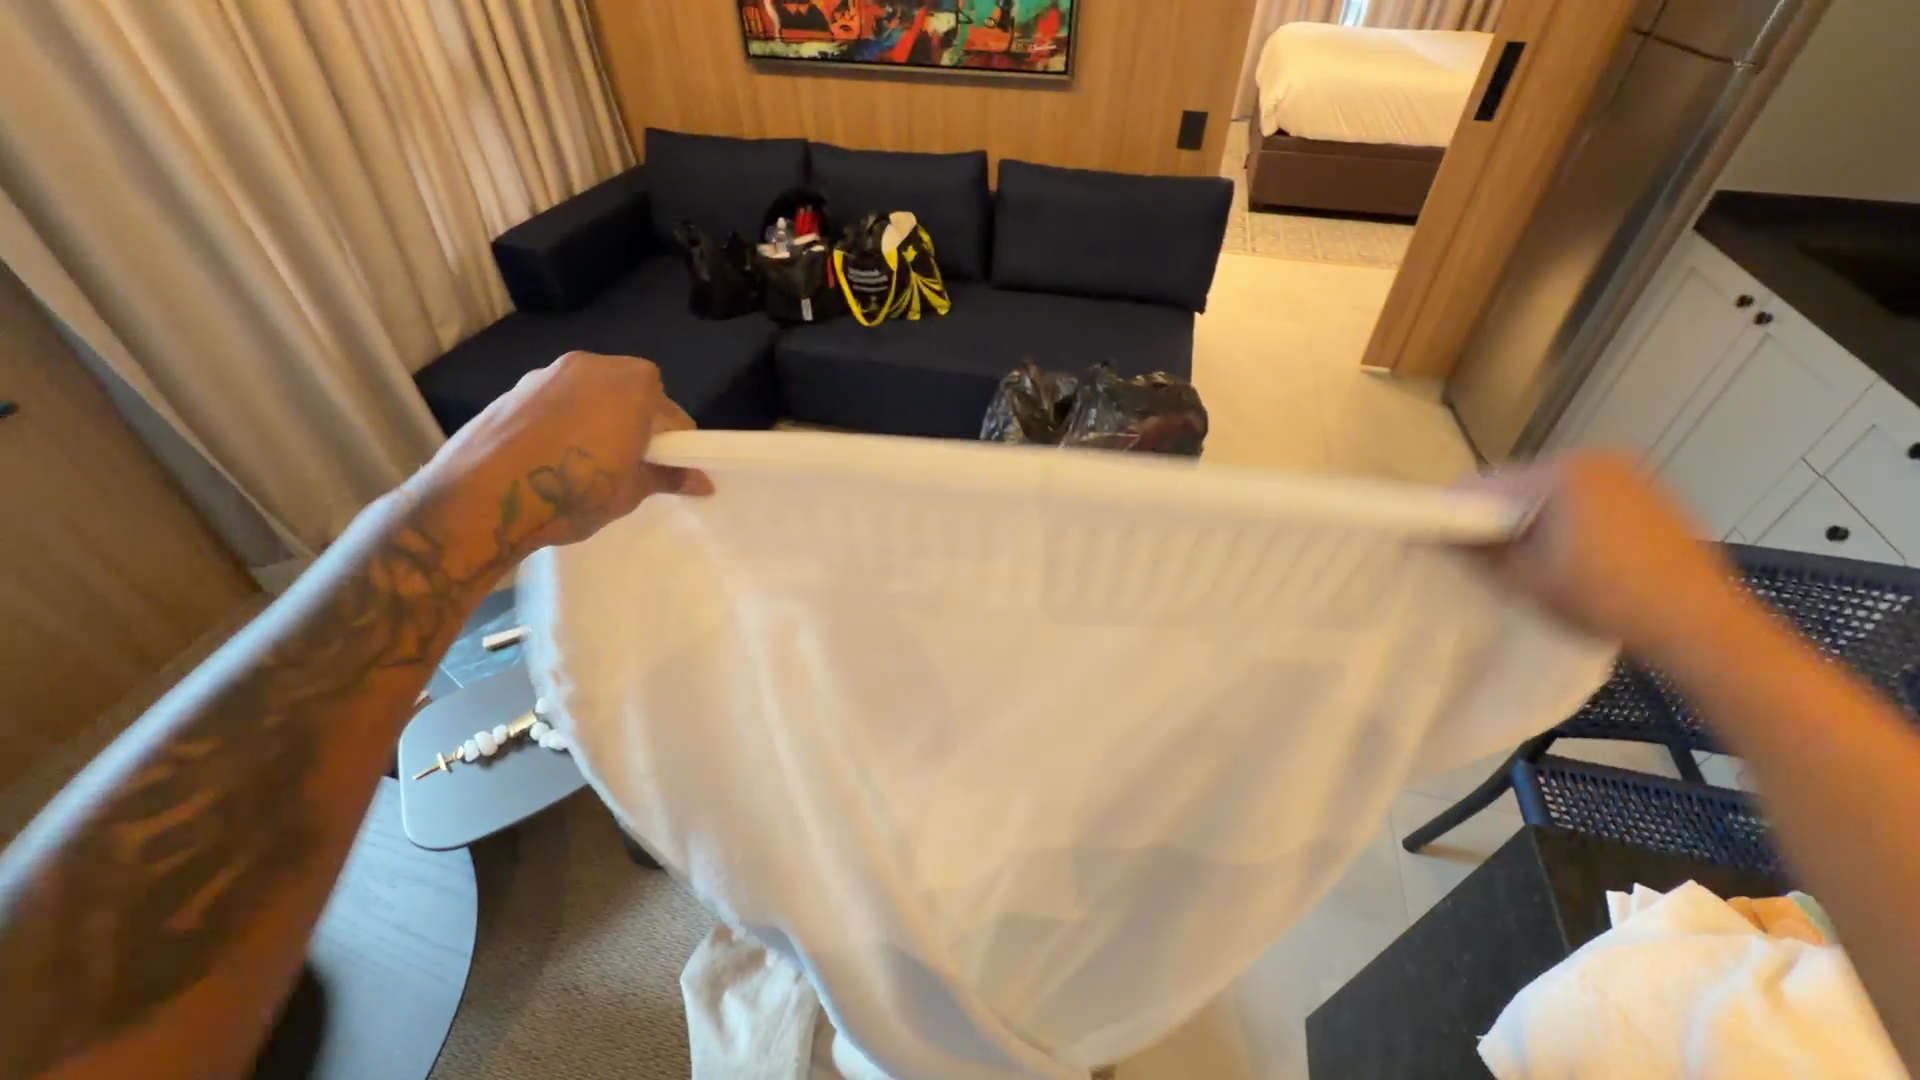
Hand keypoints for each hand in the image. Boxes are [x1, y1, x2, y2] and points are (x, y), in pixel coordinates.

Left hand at [416, 352, 711, 557]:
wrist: (483, 496)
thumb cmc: (572, 491)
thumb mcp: (630, 491)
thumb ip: (668, 478)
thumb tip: (702, 481)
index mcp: (632, 386)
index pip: (672, 414)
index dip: (677, 445)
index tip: (671, 470)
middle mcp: (593, 367)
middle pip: (633, 391)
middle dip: (639, 422)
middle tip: (632, 463)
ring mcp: (549, 373)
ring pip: (592, 393)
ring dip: (602, 417)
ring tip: (588, 460)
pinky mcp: (515, 389)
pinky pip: (558, 400)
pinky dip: (567, 419)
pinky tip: (553, 456)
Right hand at [1465, 452, 1742, 654]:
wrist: (1700, 624)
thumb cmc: (1605, 598)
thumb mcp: (1524, 579)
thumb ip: (1476, 551)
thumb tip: (1440, 536)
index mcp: (1561, 471)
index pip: (1483, 485)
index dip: (1456, 515)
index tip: (1442, 544)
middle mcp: (1596, 457)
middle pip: (1519, 484)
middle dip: (1498, 515)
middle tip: (1484, 556)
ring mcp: (1629, 472)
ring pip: (1553, 491)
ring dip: (1533, 518)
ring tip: (1527, 558)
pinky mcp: (1650, 492)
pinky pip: (1587, 497)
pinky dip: (1568, 519)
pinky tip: (1569, 554)